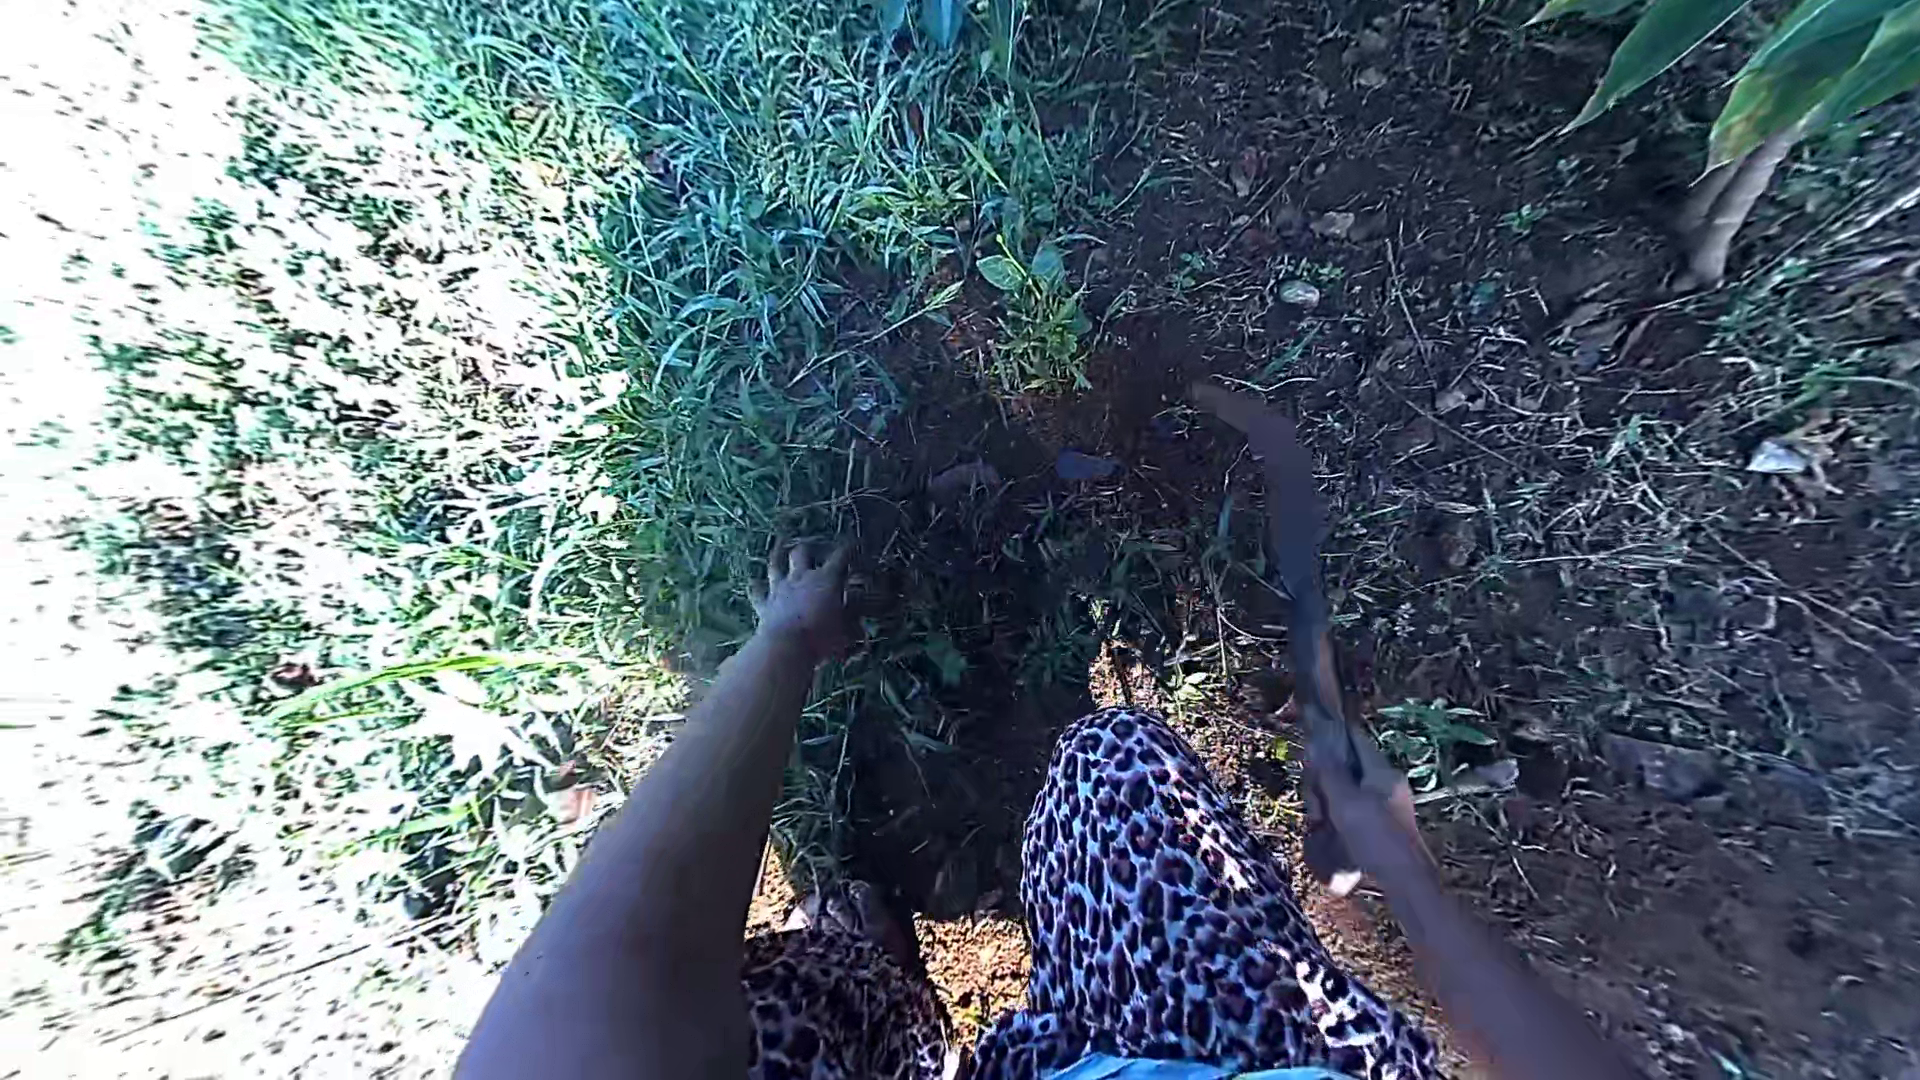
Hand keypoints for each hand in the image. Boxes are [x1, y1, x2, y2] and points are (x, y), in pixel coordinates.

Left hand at [752, 540, 851, 663]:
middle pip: (802, 553)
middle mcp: (802, 577)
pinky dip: (756, 586)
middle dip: (808, 549)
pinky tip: (754, 582)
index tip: (855, 544)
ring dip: (777, 557)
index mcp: (827, 578)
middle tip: (812, 548)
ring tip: (778, 549)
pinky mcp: (765, 604)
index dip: (849, 548)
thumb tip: (861, 630)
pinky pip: (757, 591)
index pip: (841, 556)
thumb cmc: (822, 636)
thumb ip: (852, 626)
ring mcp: (780, 588)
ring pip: (776, 565)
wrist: (786, 647)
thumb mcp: (846, 632)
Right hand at [1307, 725, 1435, 888]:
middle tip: (1314, 803)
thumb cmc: (1375, 836)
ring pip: (1342, 788)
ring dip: (1324, 800)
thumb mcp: (1344, 799)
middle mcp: (1384, 782)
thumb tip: (1314, 742)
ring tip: (1318, 821)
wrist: (1406, 884)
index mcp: (1381, 771)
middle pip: (1342, 766)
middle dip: (1321, 781)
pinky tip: (1325, 828)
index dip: (1330, 738)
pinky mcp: (1379, 822)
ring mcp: (1383, 803)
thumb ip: (1329, 770)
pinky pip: (1349, 806)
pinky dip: (1335, 813)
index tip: (1310, 753)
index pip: (1353, 739)